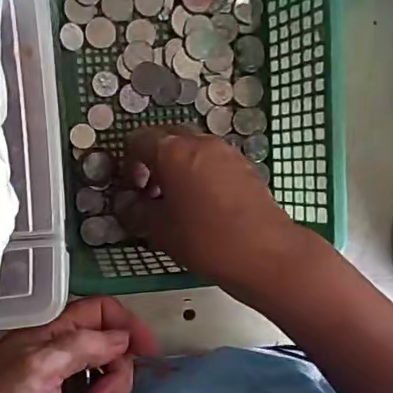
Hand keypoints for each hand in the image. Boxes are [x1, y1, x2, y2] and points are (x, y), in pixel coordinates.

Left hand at [0, 297, 158, 392]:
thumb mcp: (38, 367)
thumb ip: (83, 346)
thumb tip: (124, 337)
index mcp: (51, 334)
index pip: (99, 312)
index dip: (126, 325)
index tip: (147, 350)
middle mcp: (61, 357)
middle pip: (112, 354)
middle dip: (113, 380)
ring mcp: (64, 390)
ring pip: (107, 388)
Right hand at [117, 126, 317, 290]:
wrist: (265, 253)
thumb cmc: (206, 239)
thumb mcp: (160, 230)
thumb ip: (137, 212)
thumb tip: (127, 205)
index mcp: (173, 151)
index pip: (139, 141)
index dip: (128, 165)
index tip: (132, 192)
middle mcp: (201, 142)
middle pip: (167, 139)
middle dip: (154, 162)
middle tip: (151, 195)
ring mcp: (227, 153)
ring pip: (193, 149)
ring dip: (178, 168)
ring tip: (177, 203)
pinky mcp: (246, 168)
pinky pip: (213, 162)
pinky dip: (200, 175)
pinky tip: (203, 207)